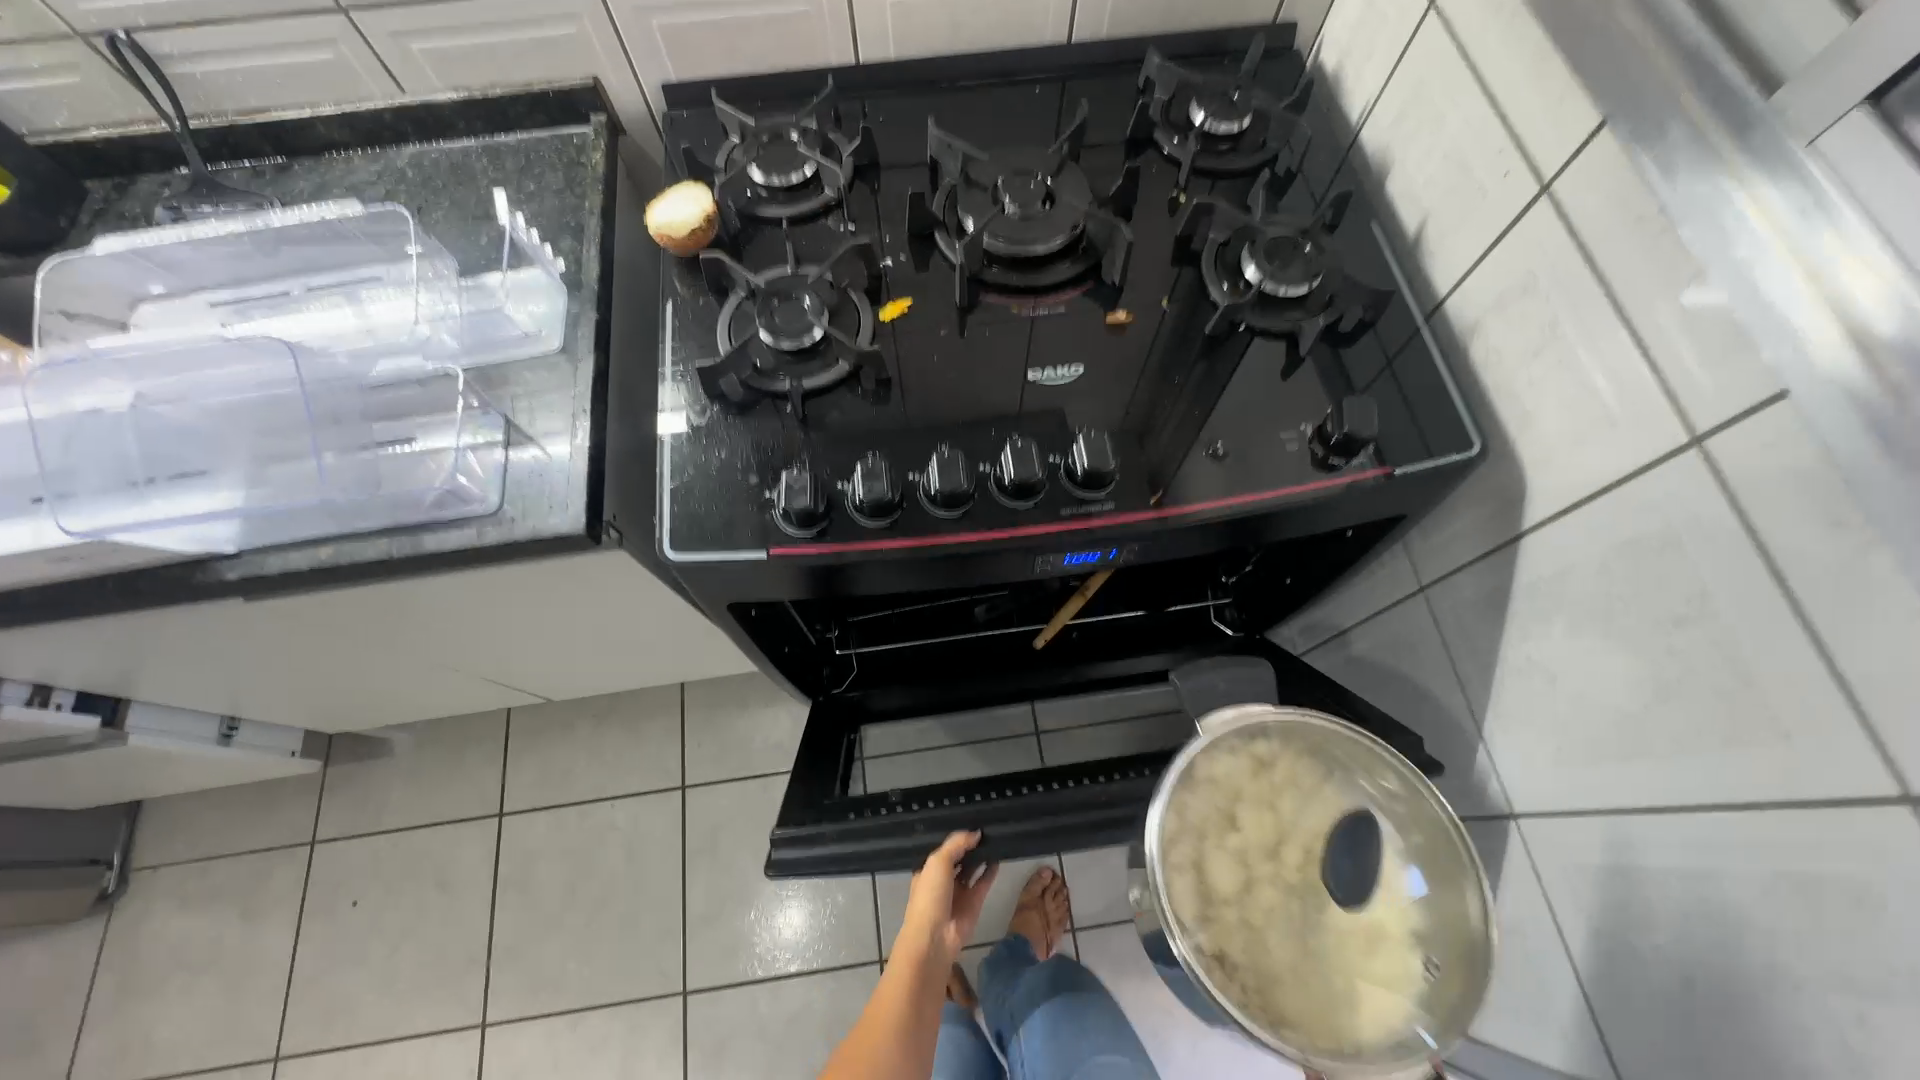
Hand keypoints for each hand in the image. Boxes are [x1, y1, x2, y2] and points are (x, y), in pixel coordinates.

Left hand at [896, 830, 997, 965]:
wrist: (935, 936)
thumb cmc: (930, 895)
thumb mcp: (938, 862)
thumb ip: (956, 844)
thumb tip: (976, 833)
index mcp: (928, 870)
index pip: (943, 850)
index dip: (956, 839)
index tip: (971, 822)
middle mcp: (943, 880)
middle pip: (959, 859)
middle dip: (970, 847)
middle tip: (987, 829)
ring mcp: (959, 892)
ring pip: (972, 869)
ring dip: (981, 857)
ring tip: (995, 839)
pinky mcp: (974, 903)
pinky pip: (983, 882)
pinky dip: (990, 871)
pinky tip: (998, 858)